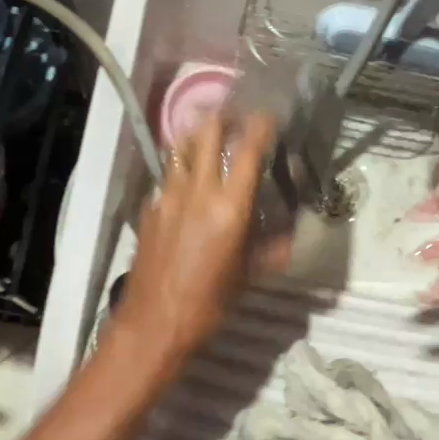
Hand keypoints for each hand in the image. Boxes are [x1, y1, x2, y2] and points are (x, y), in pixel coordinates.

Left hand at [113, 113, 282, 365]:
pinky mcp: (149, 206)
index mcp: (229, 207)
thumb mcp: (246, 277)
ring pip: (181, 147)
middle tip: (235, 119)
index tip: (267, 116)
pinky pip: (167, 176)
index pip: (247, 150)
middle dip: (223, 117)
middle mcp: (198, 190)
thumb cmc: (208, 304)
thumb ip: (269, 250)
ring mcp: (168, 194)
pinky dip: (180, 170)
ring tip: (209, 140)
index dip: (260, 125)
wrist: (152, 323)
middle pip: (207, 132)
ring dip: (197, 137)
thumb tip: (289, 237)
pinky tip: (187, 186)